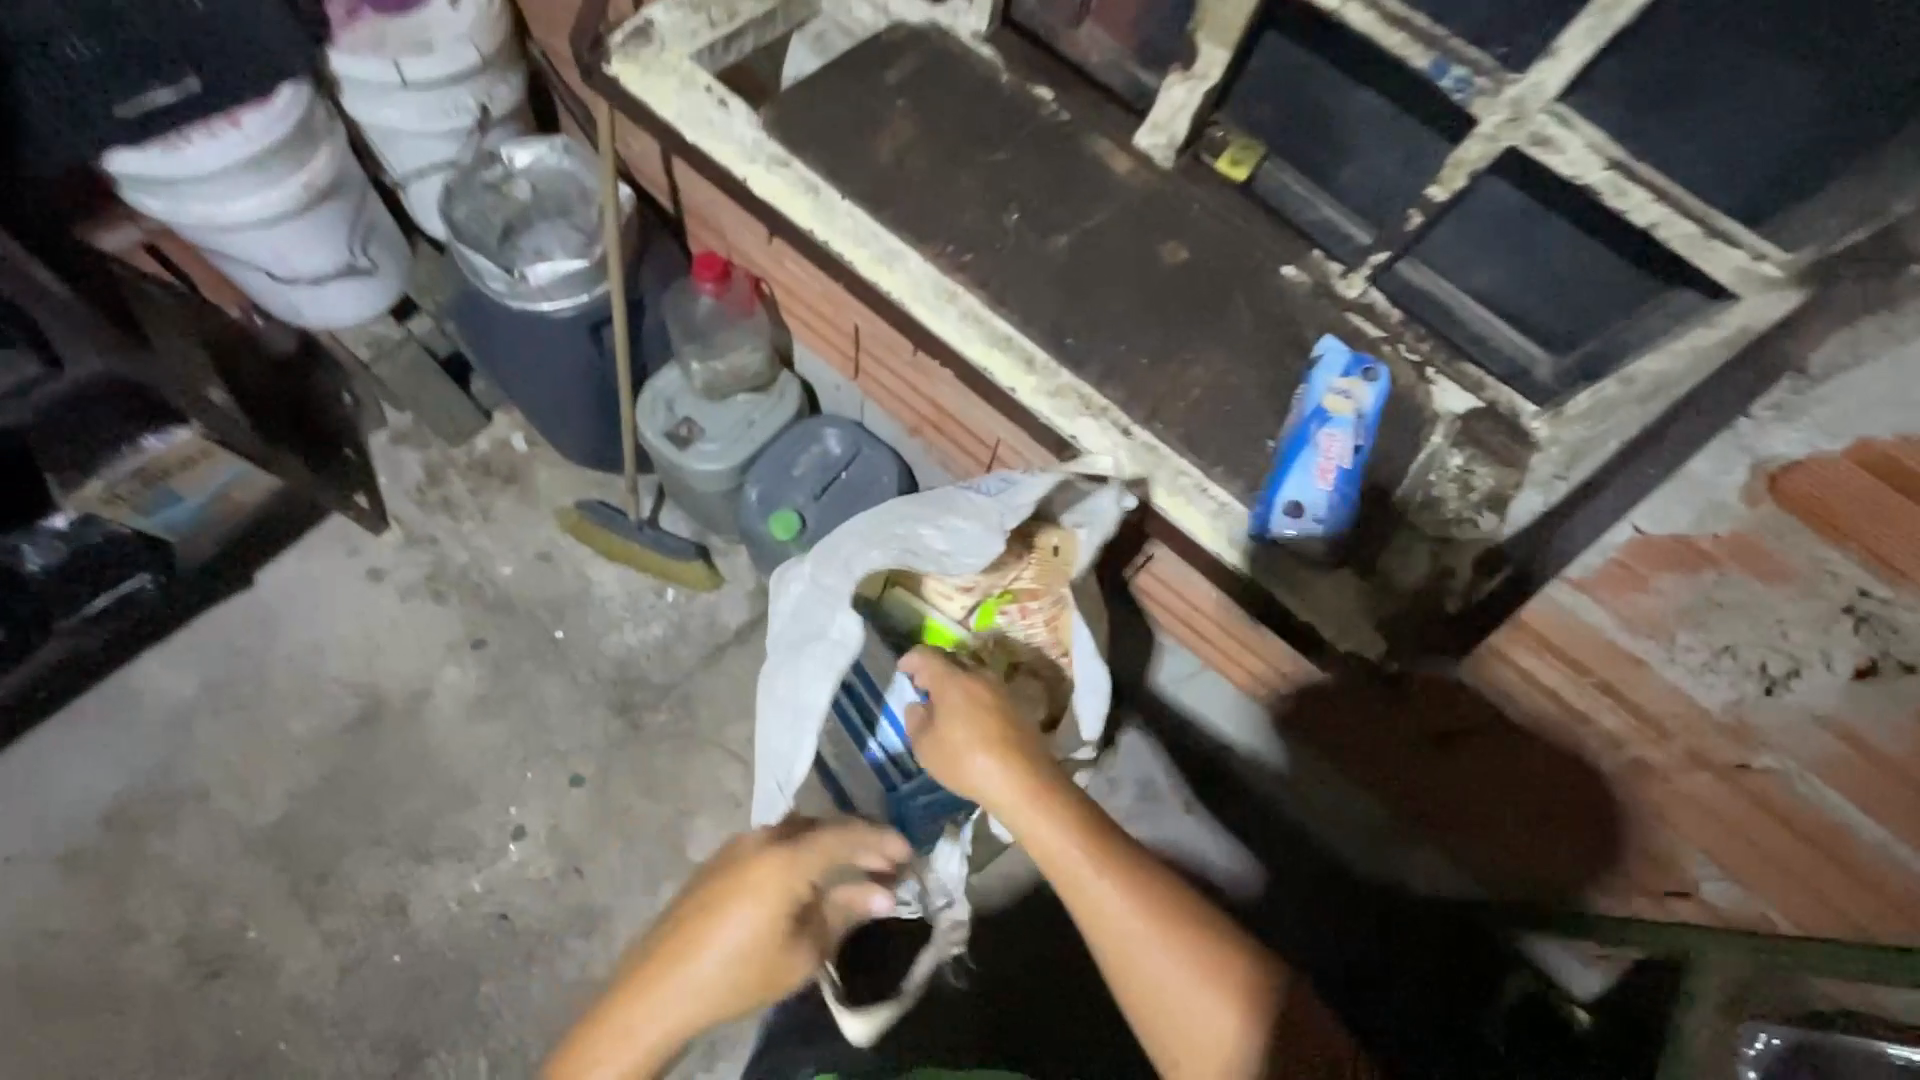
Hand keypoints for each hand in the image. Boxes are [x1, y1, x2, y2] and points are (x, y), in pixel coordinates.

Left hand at [544, 817, 909, 1078]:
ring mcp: (738, 845)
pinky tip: (808, 879)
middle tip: (887, 864)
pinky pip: (774, 843)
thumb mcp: (801, 952)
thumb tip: (884, 894)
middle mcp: (764, 837)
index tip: (909, 854)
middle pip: (823, 826)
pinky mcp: (720, 860)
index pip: (848, 835)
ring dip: (828, 845)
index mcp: (787, 857)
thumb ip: (844, 914)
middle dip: (858, 842)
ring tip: (852, 871)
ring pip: (797, 832)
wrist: (657, 989)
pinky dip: (801, 853)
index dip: (882, 841)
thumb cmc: (737, 975)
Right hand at [899, 645, 1061, 812]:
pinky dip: (974, 697)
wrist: (1022, 778)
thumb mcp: (926, 747)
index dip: (911, 659)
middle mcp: (979, 675)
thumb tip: (919, 706)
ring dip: (957, 684)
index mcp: (952, 679)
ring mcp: (1002, 689)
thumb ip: (916, 721)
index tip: (902, 669)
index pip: (926, 655)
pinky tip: (971, 719)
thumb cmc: (965, 760)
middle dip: (934, 670)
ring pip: (973, 676)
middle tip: (923, 686)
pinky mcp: (1018, 705)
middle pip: (952, 661)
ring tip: (946, 705)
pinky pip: (988, 692)